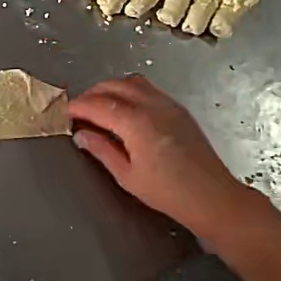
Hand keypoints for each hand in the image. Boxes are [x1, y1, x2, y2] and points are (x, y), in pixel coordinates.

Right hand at [69, 75, 271, 239]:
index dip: (78, 106)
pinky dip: (130, 91)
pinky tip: (126, 109)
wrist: (214, 198)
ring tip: (101, 106)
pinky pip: (148, 88)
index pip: (97, 104)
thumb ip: (101, 150)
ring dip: (111, 89)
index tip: (66, 113)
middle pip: (112, 86)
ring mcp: (168, 104)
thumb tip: (81, 135)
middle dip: (91, 94)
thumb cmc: (168, 192)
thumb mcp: (127, 176)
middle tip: (80, 110)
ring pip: (131, 82)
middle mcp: (151, 105)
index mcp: (135, 122)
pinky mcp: (178, 109)